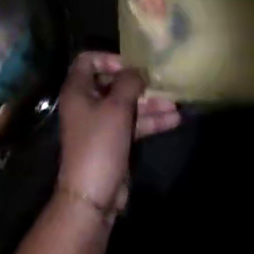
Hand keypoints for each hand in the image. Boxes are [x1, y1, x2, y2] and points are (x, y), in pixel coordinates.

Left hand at [57, 52, 181, 213]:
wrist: (93, 195)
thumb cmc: (100, 143)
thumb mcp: (116, 108)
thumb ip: (128, 83)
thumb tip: (137, 70)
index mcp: (77, 89)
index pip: (88, 61)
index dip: (109, 59)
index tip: (132, 65)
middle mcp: (85, 103)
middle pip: (111, 83)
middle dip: (137, 84)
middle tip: (160, 83)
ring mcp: (99, 123)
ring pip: (125, 105)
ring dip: (149, 104)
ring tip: (176, 103)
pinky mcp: (112, 141)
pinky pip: (131, 124)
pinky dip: (149, 121)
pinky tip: (173, 120)